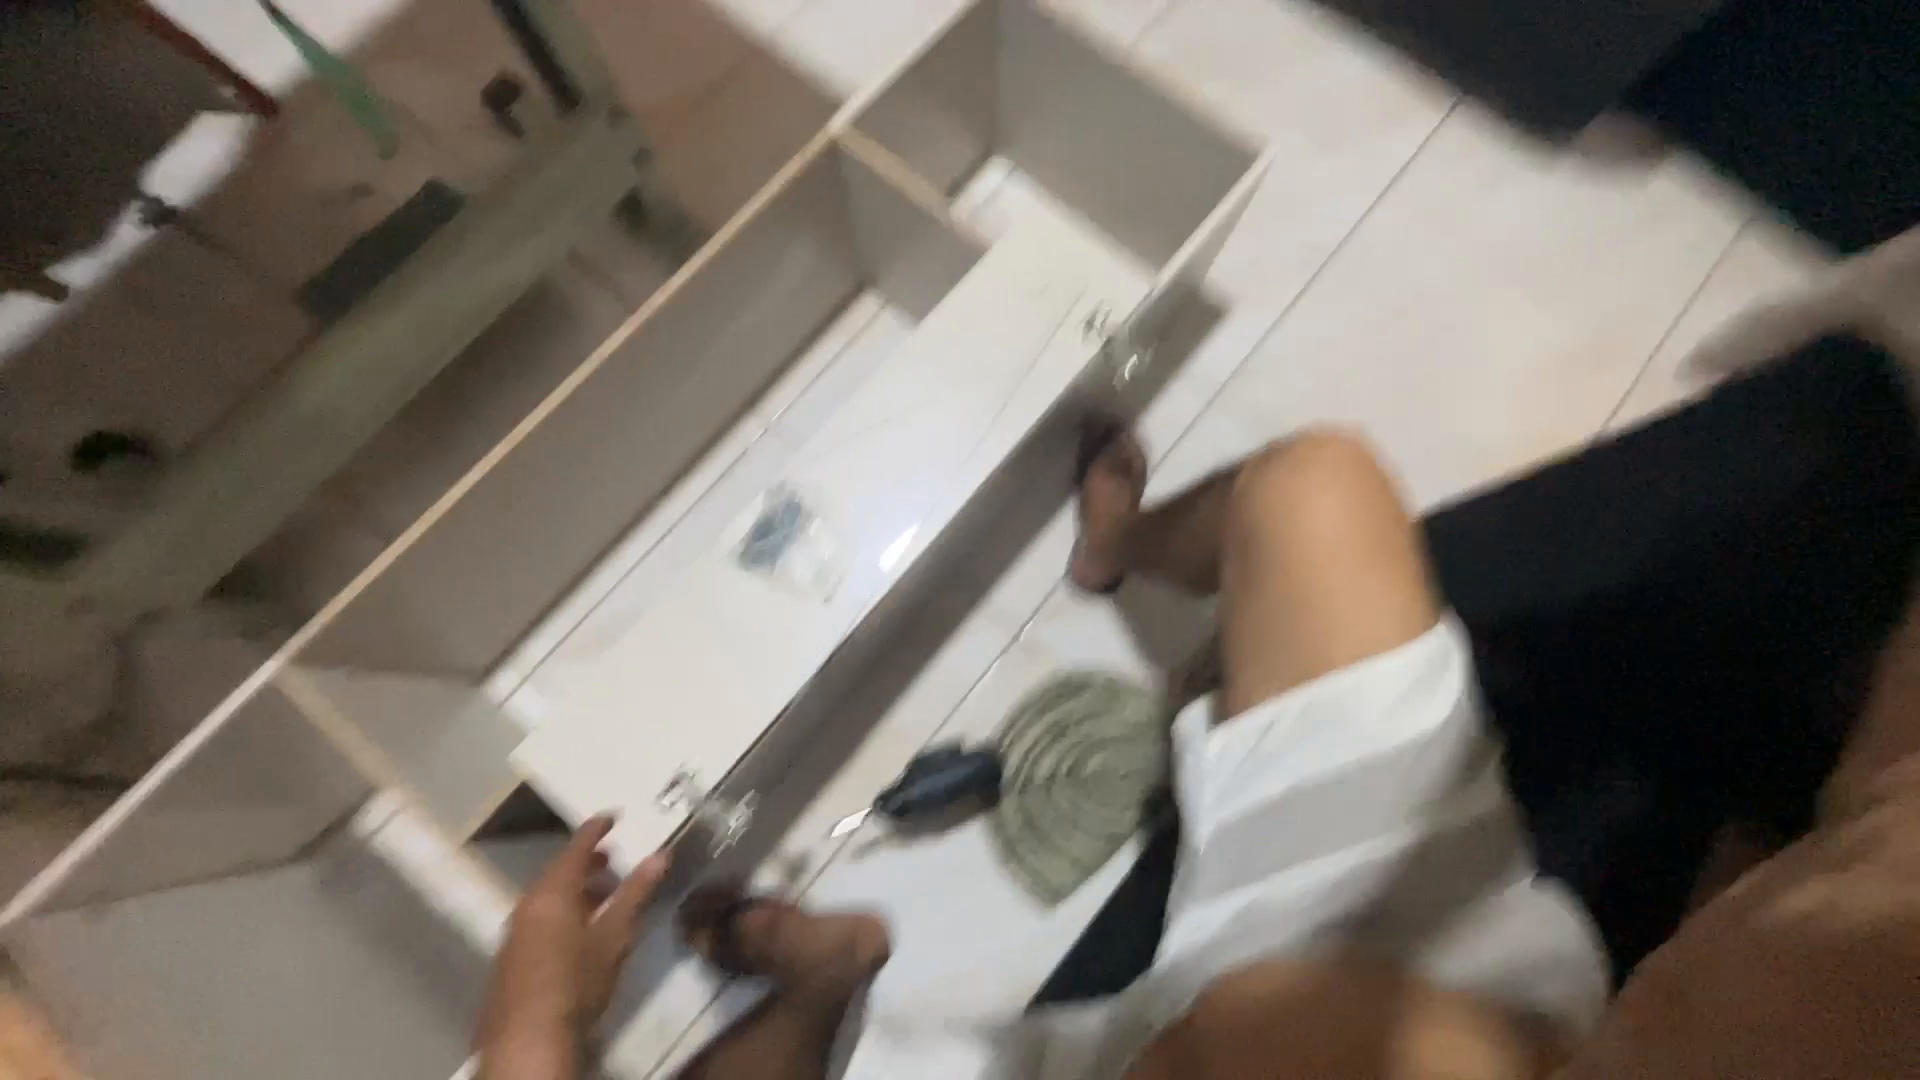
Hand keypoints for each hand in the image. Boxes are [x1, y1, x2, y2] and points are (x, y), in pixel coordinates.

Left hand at [478, 817, 669, 1078]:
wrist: (527, 1042)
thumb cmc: (576, 980)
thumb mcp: (616, 935)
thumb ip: (637, 892)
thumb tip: (662, 853)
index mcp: (552, 892)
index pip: (576, 847)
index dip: (596, 829)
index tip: (613, 816)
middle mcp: (527, 905)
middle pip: (559, 872)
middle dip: (588, 863)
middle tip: (614, 859)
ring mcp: (515, 934)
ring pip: (548, 897)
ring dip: (576, 890)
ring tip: (605, 896)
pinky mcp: (511, 960)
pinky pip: (539, 919)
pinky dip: (562, 911)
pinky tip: (581, 931)